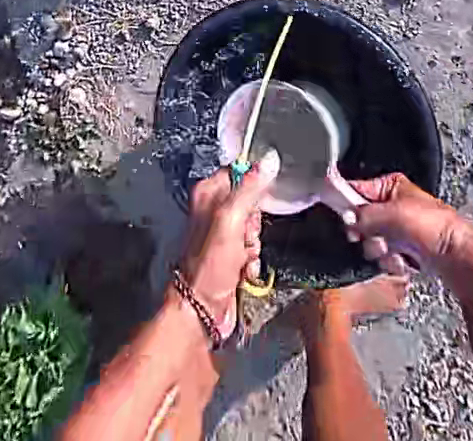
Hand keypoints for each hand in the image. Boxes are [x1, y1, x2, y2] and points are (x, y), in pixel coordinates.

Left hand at [176, 151, 277, 341]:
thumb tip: (271, 158)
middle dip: (255, 222)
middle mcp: (213, 209)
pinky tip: (244, 270)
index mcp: (208, 193)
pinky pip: (252, 247)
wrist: (201, 312)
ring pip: (254, 227)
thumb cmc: (211, 264)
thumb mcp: (231, 219)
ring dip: (255, 244)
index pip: (241, 172)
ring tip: (243, 258)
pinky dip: (252, 259)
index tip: (255, 204)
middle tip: (246, 237)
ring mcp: (221, 234)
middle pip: (252, 201)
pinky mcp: (229, 256)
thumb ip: (250, 188)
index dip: (254, 188)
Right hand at [346, 173, 472, 278]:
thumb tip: (347, 218)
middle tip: (380, 239)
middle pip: (360, 220)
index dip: (348, 205)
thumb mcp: (396, 213)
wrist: (458, 257)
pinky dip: (390, 262)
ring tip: (397, 251)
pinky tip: (404, 261)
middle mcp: (391, 205)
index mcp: (390, 186)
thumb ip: (366, 214)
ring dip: (380, 251)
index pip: (357, 189)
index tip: (346, 219)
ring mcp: (396, 228)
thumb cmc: (436, 226)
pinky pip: (382, 257)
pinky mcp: (401, 249)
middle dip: (368, 234)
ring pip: (370, 242)